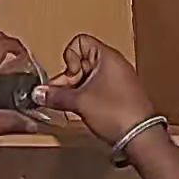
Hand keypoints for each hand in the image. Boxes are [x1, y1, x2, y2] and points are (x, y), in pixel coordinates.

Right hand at [34, 34, 157, 147]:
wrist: (141, 137)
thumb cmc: (115, 112)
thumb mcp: (80, 102)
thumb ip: (56, 95)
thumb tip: (38, 93)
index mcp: (106, 56)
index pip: (80, 41)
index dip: (70, 57)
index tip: (71, 76)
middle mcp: (113, 63)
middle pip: (82, 60)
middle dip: (69, 78)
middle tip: (62, 96)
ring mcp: (118, 78)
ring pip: (89, 76)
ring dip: (76, 88)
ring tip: (71, 105)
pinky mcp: (120, 93)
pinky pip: (98, 87)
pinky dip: (87, 95)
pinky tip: (83, 110)